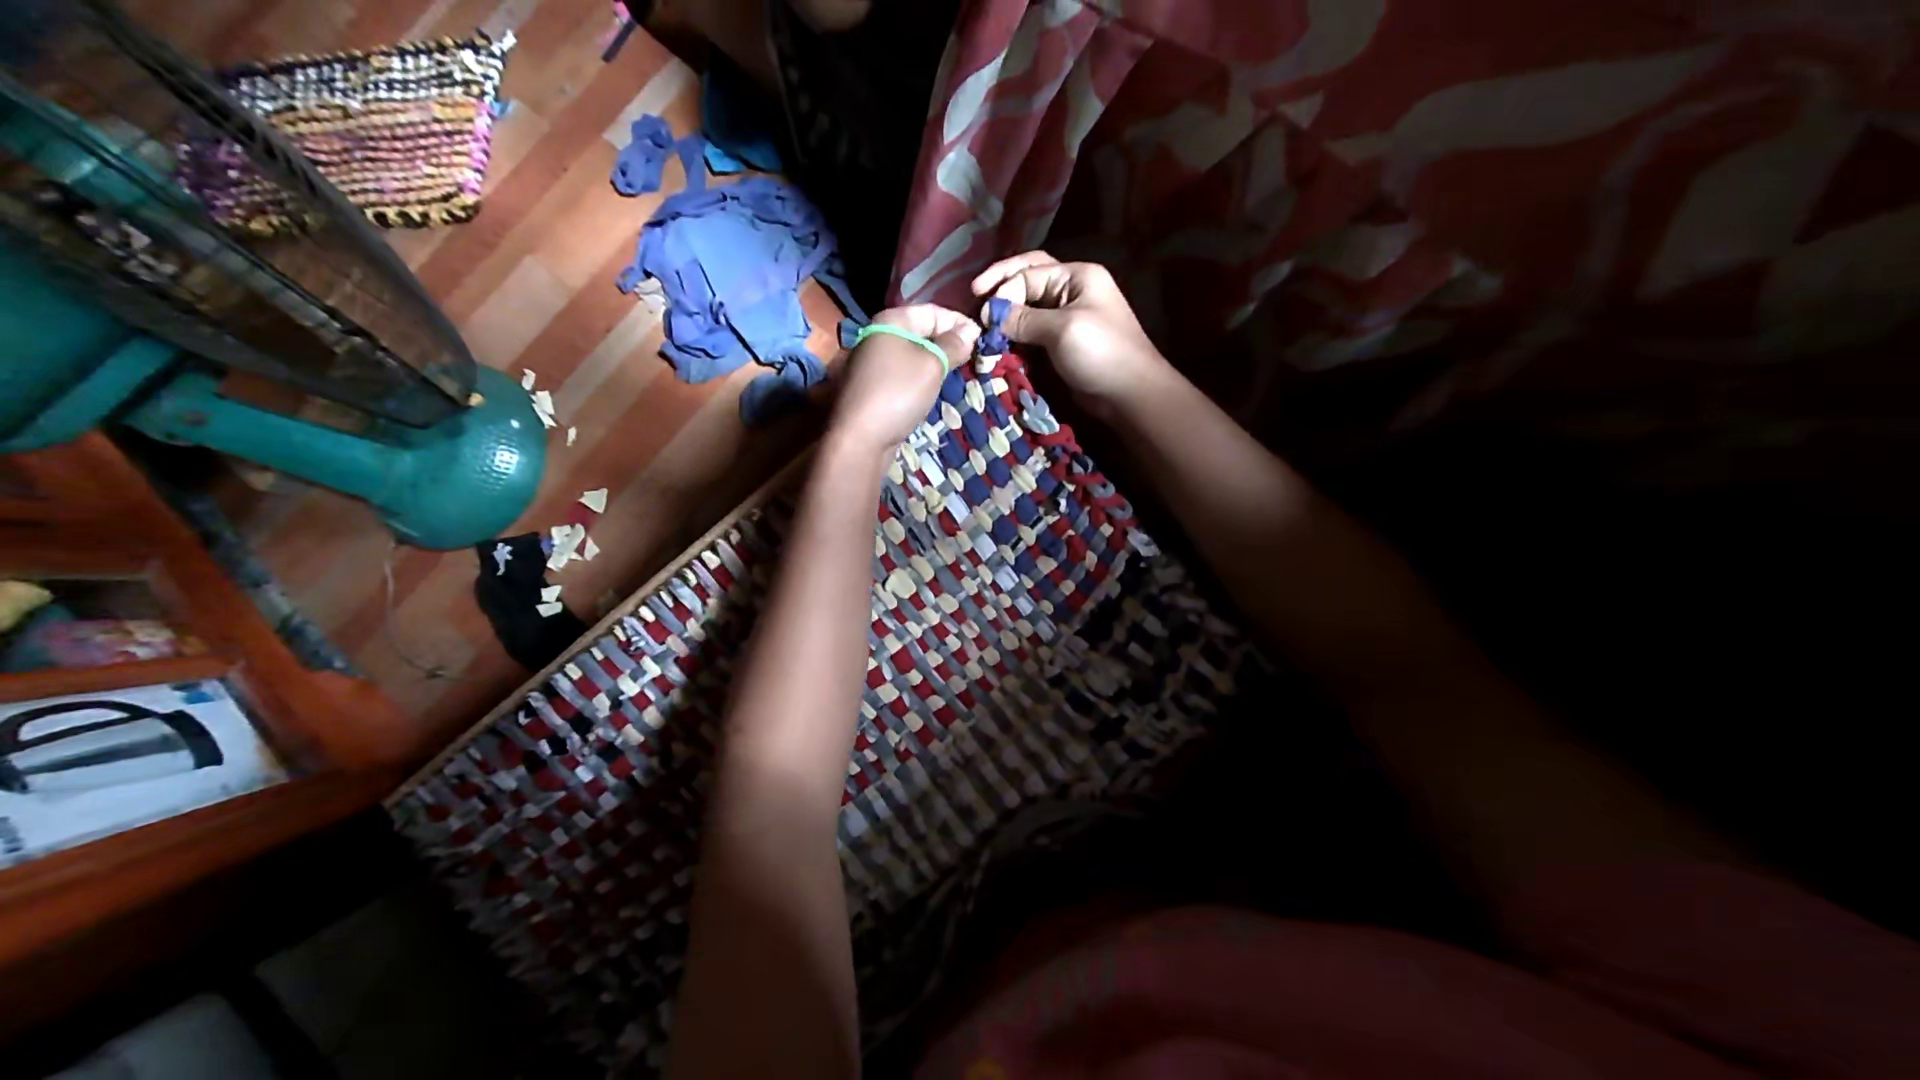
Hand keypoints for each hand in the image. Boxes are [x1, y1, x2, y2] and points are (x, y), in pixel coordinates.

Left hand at [827, 304, 978, 457]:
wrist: (860, 437)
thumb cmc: (899, 393)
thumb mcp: (933, 365)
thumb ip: (953, 344)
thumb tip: (970, 330)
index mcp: (891, 321)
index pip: (933, 311)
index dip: (958, 322)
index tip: (981, 339)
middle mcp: (879, 336)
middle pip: (922, 331)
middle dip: (948, 342)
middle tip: (973, 357)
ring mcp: (873, 362)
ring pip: (913, 354)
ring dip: (936, 361)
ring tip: (958, 372)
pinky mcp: (873, 386)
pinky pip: (904, 373)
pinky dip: (921, 376)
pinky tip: (934, 388)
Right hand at [971, 251, 1172, 418]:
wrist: (1130, 394)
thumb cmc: (1101, 353)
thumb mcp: (1061, 329)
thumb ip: (1024, 319)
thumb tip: (989, 315)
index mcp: (1077, 276)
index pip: (1028, 272)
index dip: (1003, 289)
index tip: (984, 314)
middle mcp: (1071, 291)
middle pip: (1027, 280)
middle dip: (1001, 290)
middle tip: (974, 300)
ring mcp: (1066, 317)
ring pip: (1027, 307)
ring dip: (1005, 315)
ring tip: (983, 326)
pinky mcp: (1061, 343)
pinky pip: (1031, 331)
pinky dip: (1014, 335)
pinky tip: (999, 342)